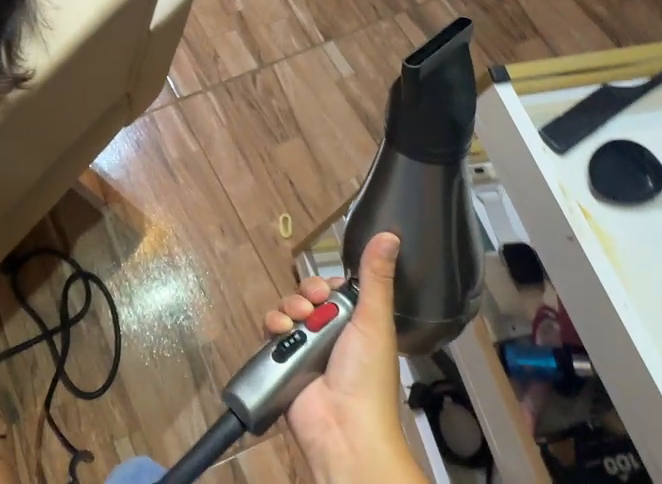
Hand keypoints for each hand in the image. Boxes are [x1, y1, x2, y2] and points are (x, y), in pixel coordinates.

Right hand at [264, 233, 424, 482]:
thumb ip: (376, 278)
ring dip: (287, 308)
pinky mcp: (283, 362)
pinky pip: (271, 331)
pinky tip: (279, 331)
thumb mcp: (374, 321)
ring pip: (287, 309)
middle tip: (312, 306)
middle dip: (305, 294)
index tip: (328, 289)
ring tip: (295, 322)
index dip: (327, 284)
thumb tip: (391, 234)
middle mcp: (330, 335)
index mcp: (356, 325)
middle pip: (307, 296)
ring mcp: (305, 349)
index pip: (334, 291)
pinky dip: (272, 326)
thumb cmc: (366, 375)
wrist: (344, 427)